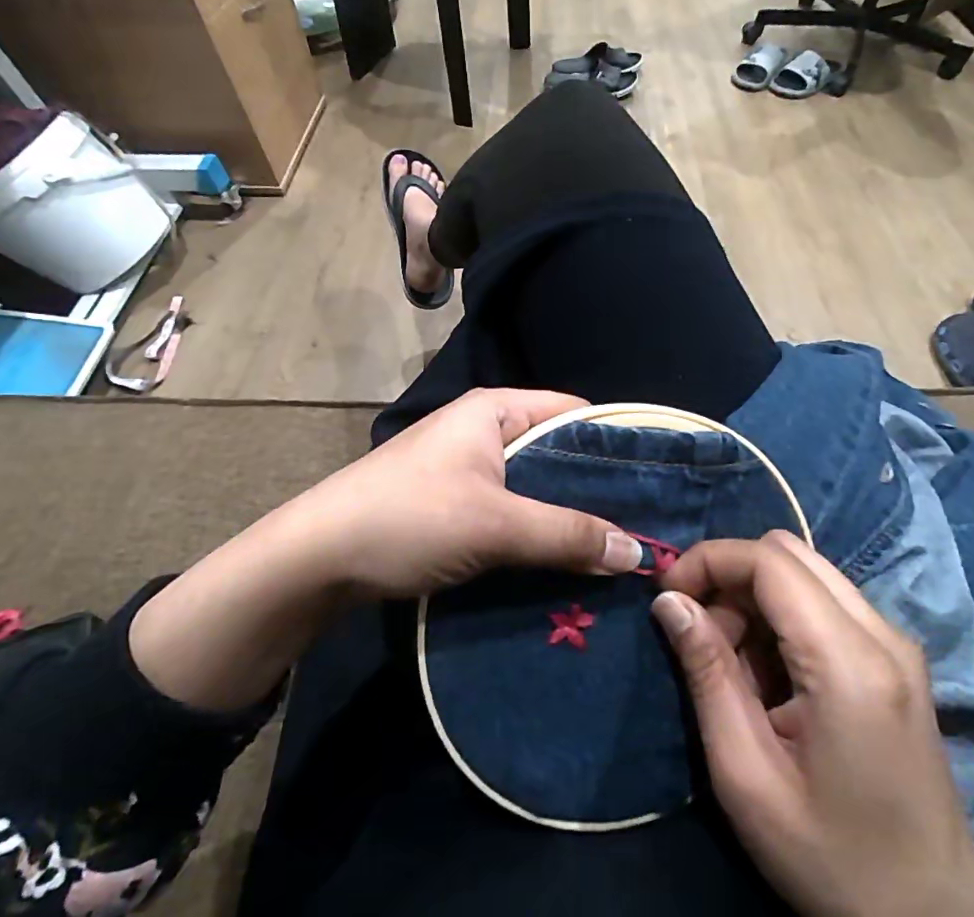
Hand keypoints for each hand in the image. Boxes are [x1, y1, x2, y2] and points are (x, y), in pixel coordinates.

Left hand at [284, 387, 641, 598]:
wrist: (315, 559)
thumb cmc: (408, 519)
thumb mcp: (495, 524)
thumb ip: (568, 534)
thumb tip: (638, 551)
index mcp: (493, 410)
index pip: (574, 413)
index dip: (616, 444)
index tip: (658, 483)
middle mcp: (482, 431)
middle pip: (556, 453)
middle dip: (595, 491)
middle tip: (645, 527)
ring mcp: (465, 470)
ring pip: (534, 489)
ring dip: (566, 519)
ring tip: (617, 551)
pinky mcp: (453, 506)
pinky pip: (510, 513)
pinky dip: (536, 534)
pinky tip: (566, 564)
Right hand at [652, 532, 973, 916]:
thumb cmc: (830, 858)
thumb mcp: (746, 775)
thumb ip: (707, 674)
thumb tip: (668, 600)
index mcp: (849, 662)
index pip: (770, 561)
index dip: (708, 560)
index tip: (665, 596)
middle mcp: (883, 634)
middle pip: (789, 553)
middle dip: (729, 577)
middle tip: (698, 635)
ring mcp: (897, 644)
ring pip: (806, 572)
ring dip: (753, 598)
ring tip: (731, 666)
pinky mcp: (897, 660)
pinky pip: (825, 602)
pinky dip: (781, 616)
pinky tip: (769, 676)